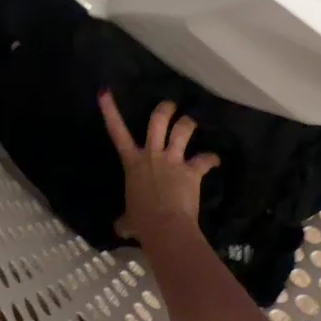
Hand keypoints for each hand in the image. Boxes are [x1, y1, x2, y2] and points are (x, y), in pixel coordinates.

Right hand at [100, 91, 220, 243]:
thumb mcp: (129, 220)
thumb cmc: (142, 221)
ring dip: (187, 123)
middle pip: (157, 122)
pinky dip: (211, 159)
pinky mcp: (191, 171)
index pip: (116, 131)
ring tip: (191, 120)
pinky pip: (204, 160)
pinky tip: (215, 159)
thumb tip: (120, 228)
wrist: (164, 226)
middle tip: (170, 104)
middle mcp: (151, 155)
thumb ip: (125, 220)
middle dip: (164, 109)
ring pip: (181, 132)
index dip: (110, 110)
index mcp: (132, 162)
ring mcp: (172, 161)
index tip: (105, 91)